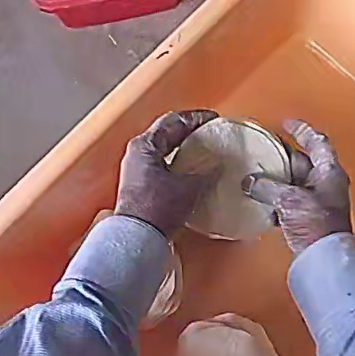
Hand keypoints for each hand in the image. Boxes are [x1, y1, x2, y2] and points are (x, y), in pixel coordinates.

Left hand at [115, 109, 219, 237]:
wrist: (138, 237)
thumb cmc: (156, 209)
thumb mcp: (190, 187)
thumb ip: (206, 172)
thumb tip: (218, 165)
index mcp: (145, 145)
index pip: (173, 120)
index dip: (196, 118)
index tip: (213, 119)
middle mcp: (137, 153)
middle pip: (166, 133)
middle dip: (189, 131)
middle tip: (210, 131)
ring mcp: (136, 169)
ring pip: (163, 149)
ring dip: (183, 147)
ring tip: (203, 149)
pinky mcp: (139, 184)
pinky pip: (161, 164)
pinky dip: (177, 162)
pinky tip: (191, 170)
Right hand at [243, 118, 350, 252]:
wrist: (323, 256)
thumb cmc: (315, 223)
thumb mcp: (289, 199)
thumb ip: (268, 187)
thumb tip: (250, 182)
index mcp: (329, 171)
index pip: (317, 141)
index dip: (301, 130)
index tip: (286, 123)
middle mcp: (326, 183)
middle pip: (304, 161)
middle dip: (284, 155)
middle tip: (265, 148)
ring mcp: (318, 201)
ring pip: (295, 182)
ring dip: (278, 178)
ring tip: (257, 173)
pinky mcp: (309, 218)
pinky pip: (290, 201)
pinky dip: (276, 198)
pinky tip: (262, 200)